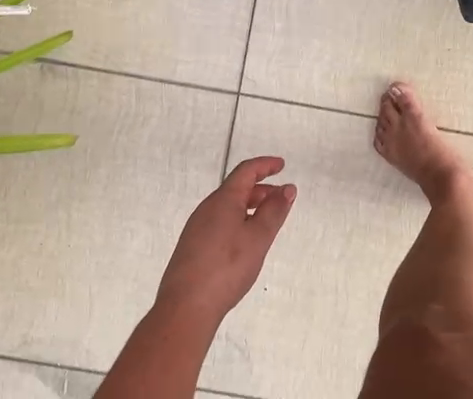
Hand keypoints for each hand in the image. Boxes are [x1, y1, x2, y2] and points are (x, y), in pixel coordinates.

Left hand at [155, 156, 296, 322]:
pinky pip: (219, 223)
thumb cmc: (226, 267)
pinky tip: (244, 243)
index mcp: (223, 200)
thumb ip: (274, 211)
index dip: (265, 165)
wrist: (185, 307)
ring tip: (266, 222)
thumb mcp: (258, 238)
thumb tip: (287, 188)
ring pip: (228, 207)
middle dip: (261, 189)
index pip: (246, 171)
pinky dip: (237, 221)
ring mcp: (196, 229)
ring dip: (249, 207)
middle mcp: (207, 209)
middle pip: (236, 188)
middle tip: (281, 198)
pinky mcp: (192, 248)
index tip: (281, 165)